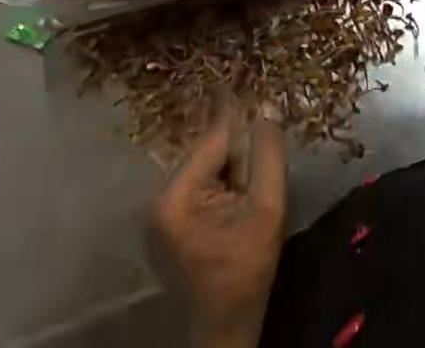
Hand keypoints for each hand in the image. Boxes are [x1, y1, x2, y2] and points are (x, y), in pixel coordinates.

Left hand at [154, 104, 288, 347]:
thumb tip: (266, 106)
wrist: (224, 326)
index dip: (243, 125)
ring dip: (229, 169)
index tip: (261, 98)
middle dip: (237, 156)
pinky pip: (196, 179)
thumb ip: (268, 156)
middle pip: (207, 150)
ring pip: (203, 163)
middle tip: (256, 176)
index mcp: (175, 194)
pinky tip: (234, 198)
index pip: (215, 140)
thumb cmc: (247, 272)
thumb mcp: (267, 210)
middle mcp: (157, 193)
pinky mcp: (164, 214)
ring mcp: (156, 205)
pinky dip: (218, 182)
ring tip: (246, 193)